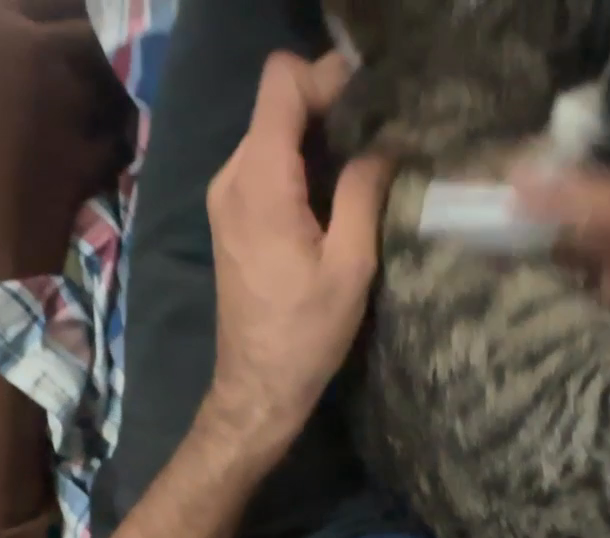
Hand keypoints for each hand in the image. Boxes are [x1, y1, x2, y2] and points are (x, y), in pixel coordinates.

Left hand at [201, 52, 392, 452]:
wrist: (257, 387)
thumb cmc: (305, 334)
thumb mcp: (350, 264)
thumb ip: (364, 191)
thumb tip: (385, 142)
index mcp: (260, 181)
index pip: (283, 82)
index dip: (329, 78)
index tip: (373, 105)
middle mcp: (231, 177)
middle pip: (276, 104)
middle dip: (328, 109)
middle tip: (380, 140)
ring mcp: (224, 198)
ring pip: (271, 134)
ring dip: (316, 140)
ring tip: (362, 171)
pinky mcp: (228, 218)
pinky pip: (264, 166)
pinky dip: (298, 166)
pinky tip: (331, 199)